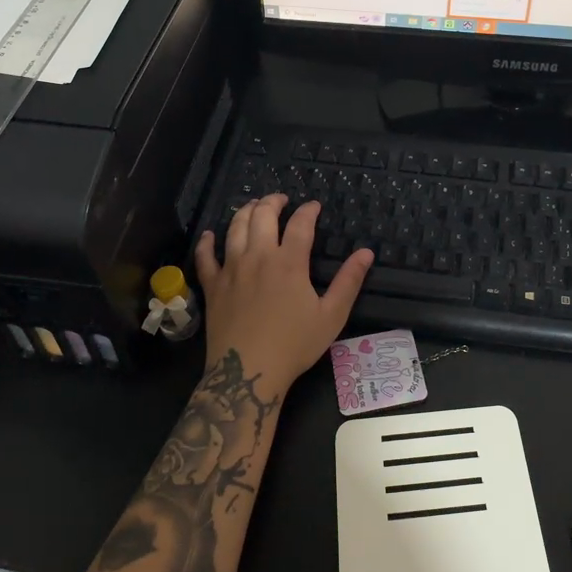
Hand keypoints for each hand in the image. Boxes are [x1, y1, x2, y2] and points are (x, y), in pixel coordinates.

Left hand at [193, 194, 372, 392]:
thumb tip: (366, 253)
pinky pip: (205, 257)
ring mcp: (231, 269)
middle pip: (262, 216)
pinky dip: (207, 242)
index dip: (308, 210)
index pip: (300, 224)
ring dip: (245, 211)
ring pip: (235, 228)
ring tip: (253, 206)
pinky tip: (210, 235)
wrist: (248, 372)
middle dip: (273, 201)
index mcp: (289, 262)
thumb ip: (349, 281)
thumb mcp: (332, 316)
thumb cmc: (294, 345)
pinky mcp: (213, 286)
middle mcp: (258, 257)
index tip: (314, 206)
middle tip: (281, 200)